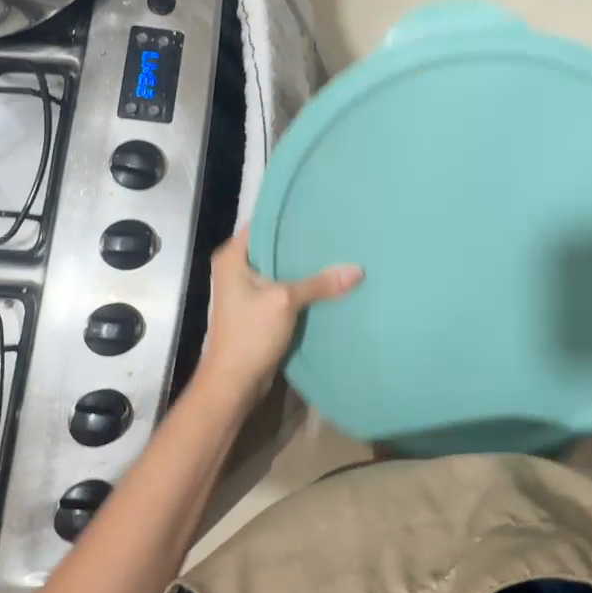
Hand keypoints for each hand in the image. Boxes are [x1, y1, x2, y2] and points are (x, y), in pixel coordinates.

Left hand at [197, 230, 362, 402]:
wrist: (233, 384)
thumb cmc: (249, 334)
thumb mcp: (286, 302)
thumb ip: (320, 283)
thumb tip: (358, 269)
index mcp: (233, 257)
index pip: (265, 223)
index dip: (291, 215)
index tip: (321, 208)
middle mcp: (237, 268)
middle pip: (276, 245)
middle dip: (304, 241)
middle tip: (338, 229)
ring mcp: (248, 289)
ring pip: (283, 268)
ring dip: (306, 265)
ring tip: (339, 250)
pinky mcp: (260, 308)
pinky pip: (286, 288)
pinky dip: (305, 285)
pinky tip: (331, 280)